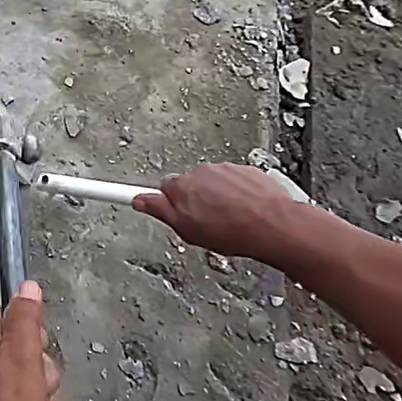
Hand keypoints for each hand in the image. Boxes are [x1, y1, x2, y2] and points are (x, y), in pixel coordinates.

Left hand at [0, 280, 61, 400]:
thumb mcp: (25, 353)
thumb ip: (27, 317)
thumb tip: (28, 287)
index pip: (14, 315)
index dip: (34, 333)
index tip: (38, 350)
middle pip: (23, 346)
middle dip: (41, 366)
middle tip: (39, 383)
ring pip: (27, 374)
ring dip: (41, 392)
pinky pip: (21, 399)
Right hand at [132, 163, 300, 260]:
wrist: (271, 223)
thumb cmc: (233, 231)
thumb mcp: (189, 231)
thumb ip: (162, 212)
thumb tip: (142, 201)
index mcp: (182, 187)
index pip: (160, 189)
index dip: (155, 197)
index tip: (130, 192)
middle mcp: (200, 172)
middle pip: (188, 185)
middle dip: (194, 200)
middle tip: (205, 223)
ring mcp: (224, 169)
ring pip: (212, 183)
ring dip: (217, 197)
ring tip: (229, 220)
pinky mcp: (245, 169)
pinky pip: (234, 180)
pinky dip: (236, 193)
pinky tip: (244, 211)